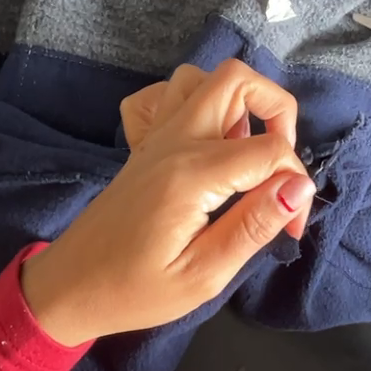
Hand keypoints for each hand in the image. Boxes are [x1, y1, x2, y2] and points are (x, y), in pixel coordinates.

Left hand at [21, 59, 314, 346]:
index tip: (292, 227)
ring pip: (201, 78)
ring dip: (237, 103)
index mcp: (192, 175)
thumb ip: (254, 225)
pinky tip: (204, 138)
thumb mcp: (203, 276)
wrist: (69, 287)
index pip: (270, 151)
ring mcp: (155, 137)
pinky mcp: (143, 144)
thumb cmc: (134, 291)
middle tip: (280, 164)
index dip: (296, 185)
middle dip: (278, 110)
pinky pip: (165, 95)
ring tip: (244, 151)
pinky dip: (193, 102)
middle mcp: (174, 141)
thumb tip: (300, 186)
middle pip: (236, 79)